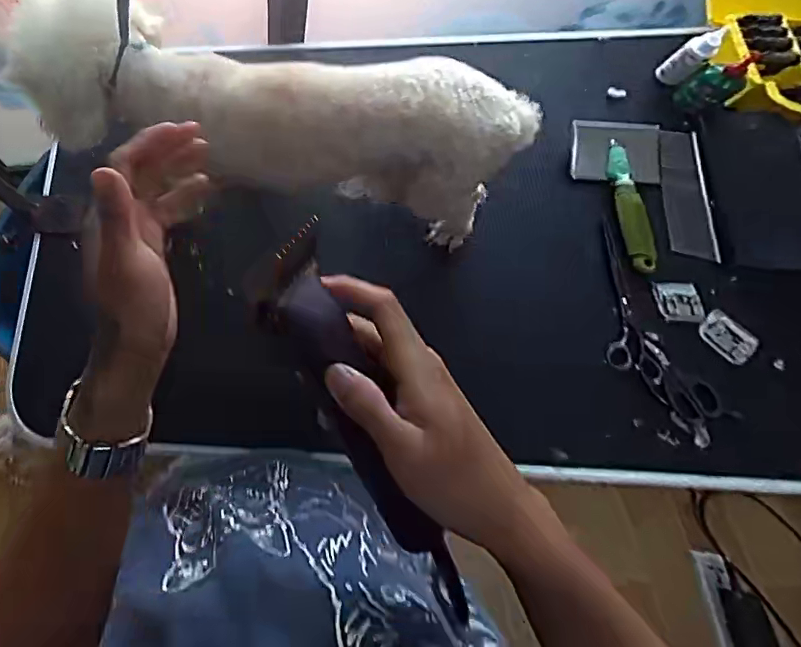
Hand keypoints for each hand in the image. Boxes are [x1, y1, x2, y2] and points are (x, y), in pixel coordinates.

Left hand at [72, 122, 213, 440]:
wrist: (137, 345)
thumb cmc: (131, 304)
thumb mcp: (126, 258)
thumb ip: (116, 214)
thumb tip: (103, 169)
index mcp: (109, 214)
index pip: (125, 164)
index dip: (150, 142)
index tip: (179, 129)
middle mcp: (119, 215)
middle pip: (142, 170)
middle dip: (167, 149)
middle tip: (200, 134)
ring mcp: (136, 229)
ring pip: (157, 187)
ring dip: (178, 167)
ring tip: (207, 151)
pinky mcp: (152, 244)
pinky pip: (168, 209)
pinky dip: (185, 195)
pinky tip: (206, 187)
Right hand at [321, 275, 536, 552]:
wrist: (503, 513)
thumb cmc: (454, 482)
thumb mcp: (402, 449)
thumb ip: (366, 405)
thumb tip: (332, 368)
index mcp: (417, 366)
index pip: (384, 307)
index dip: (351, 289)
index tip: (316, 287)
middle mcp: (421, 364)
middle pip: (375, 327)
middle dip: (336, 325)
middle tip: (297, 340)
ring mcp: (424, 382)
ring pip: (377, 352)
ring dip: (345, 355)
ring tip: (310, 374)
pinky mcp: (424, 400)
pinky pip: (384, 374)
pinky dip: (359, 378)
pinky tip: (339, 404)